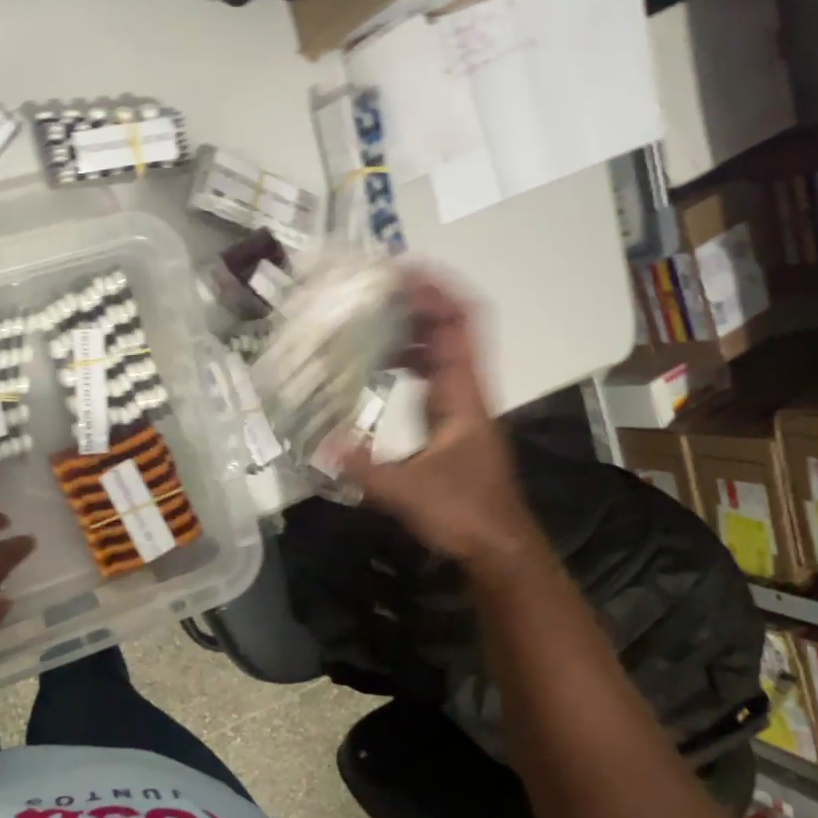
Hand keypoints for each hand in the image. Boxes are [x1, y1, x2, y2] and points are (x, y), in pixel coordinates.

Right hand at [348, 269, 537, 571]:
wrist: (500, 546)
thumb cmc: (465, 513)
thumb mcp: (407, 491)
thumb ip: (363, 468)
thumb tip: (318, 444)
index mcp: (463, 394)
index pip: (459, 323)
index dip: (435, 289)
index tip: (398, 270)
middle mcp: (466, 391)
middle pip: (449, 329)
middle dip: (414, 303)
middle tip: (368, 293)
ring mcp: (461, 408)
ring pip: (440, 352)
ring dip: (409, 331)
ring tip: (366, 322)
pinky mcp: (452, 427)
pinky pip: (430, 378)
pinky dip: (406, 363)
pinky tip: (376, 370)